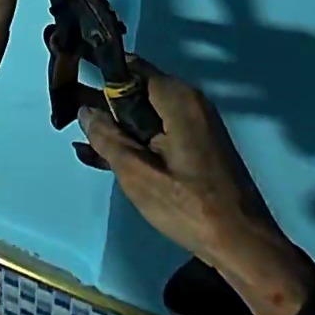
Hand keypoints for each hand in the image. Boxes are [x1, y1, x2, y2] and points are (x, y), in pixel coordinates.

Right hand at [78, 60, 314, 314]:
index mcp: (177, 99)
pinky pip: (155, 132)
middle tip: (68, 112)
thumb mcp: (138, 173)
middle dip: (102, 102)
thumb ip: (107, 138)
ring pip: (142, 113)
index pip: (130, 66)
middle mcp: (188, 103)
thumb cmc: (191, 207)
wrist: (246, 248)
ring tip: (78, 136)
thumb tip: (85, 111)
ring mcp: (193, 126)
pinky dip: (133, 140)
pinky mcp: (194, 147)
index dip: (99, 72)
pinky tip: (101, 156)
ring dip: (114, 126)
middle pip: (135, 90)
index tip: (71, 83)